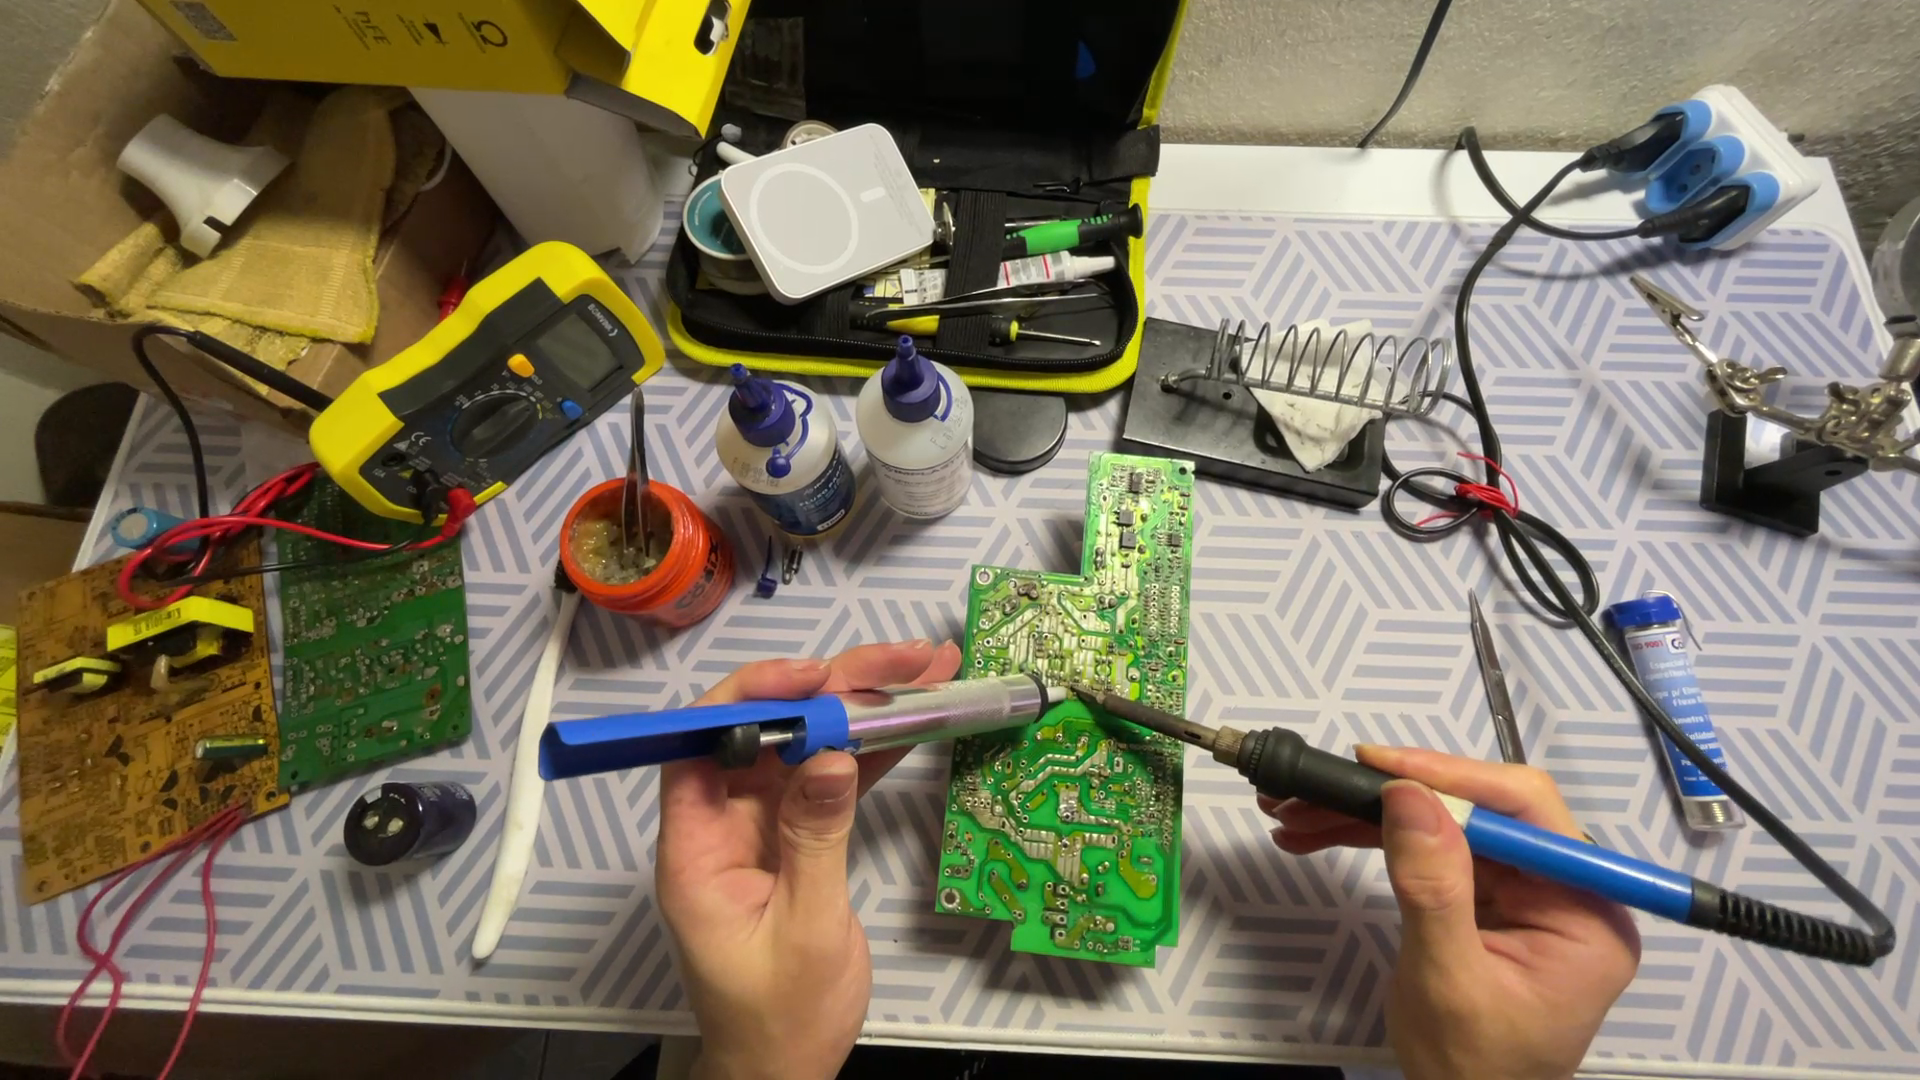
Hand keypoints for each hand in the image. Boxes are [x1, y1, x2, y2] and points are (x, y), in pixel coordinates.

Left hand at [657, 639, 962, 1079]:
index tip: (816, 675)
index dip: (752, 696)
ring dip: (866, 705)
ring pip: (810, 741)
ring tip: (927, 671)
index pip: (702, 744)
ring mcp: (767, 820)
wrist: (788, 1067)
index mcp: (698, 845)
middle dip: (836, 688)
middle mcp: (727, 818)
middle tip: (906, 661)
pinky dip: (874, 746)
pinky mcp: (802, 829)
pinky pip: (835, 774)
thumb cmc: (781, 1015)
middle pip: (772, 728)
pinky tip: (916, 718)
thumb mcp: (804, 929)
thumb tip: (830, 752)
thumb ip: (816, 838)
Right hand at [1265, 746, 1639, 1079]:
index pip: (1523, 810)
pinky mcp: (1474, 889)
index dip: (1450, 777)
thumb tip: (1407, 795)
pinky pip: (1415, 842)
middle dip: (1385, 796)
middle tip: (1312, 791)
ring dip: (1358, 813)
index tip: (1374, 766)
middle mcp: (1555, 885)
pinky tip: (1312, 833)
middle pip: (1469, 806)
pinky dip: (1360, 834)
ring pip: (1432, 818)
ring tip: (1294, 813)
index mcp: (1582, 909)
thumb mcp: (1447, 979)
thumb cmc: (1469, 1064)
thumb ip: (1433, 887)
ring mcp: (1513, 886)